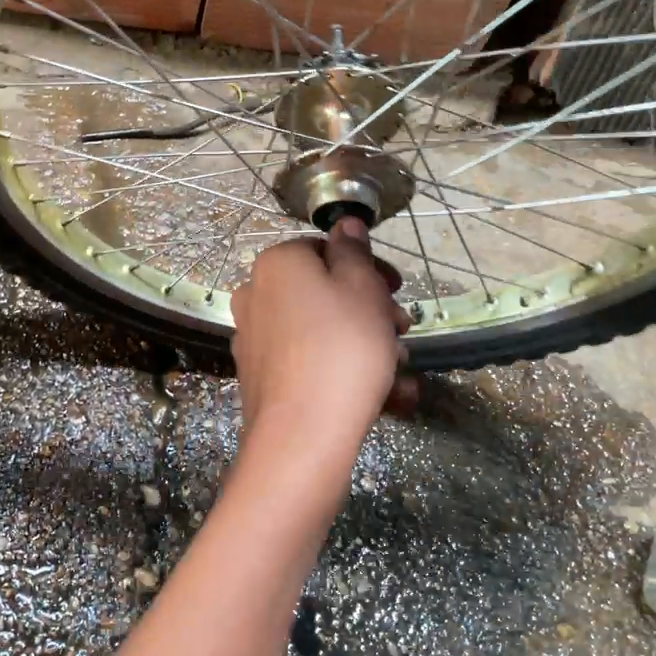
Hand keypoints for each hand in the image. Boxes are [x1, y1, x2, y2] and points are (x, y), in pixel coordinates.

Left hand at [229, 218, 417, 445]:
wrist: (302, 432)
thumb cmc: (342, 348)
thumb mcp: (362, 288)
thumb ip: (354, 251)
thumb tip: (345, 224)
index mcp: (276, 263)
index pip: (324, 249)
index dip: (367, 266)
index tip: (398, 289)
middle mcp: (254, 293)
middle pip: (321, 290)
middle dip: (368, 307)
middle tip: (402, 329)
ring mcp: (253, 335)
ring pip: (318, 328)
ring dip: (361, 341)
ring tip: (398, 369)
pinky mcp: (259, 374)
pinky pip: (306, 359)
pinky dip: (339, 368)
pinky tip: (380, 393)